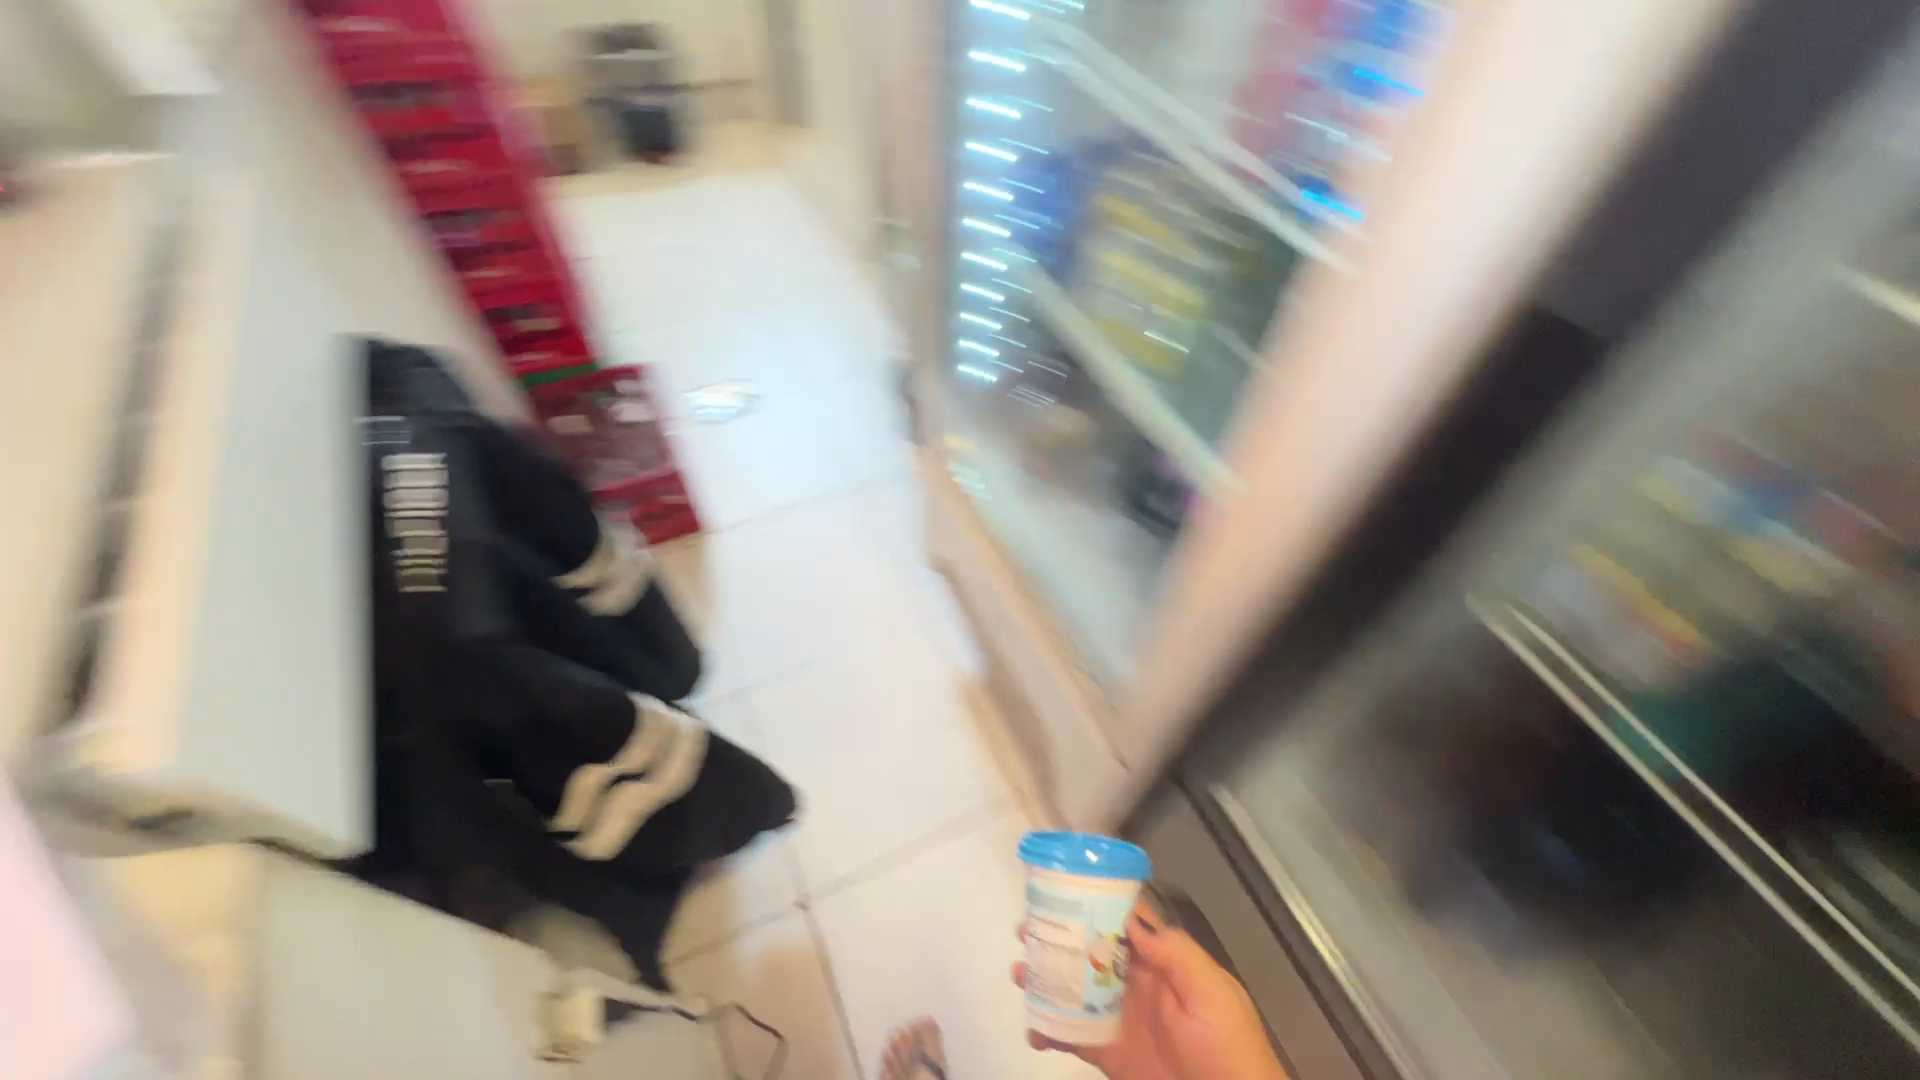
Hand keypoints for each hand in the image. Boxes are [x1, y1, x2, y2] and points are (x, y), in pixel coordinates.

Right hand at [1014, 903, 1287, 1079]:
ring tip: (1020, 972)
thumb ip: (1176, 953)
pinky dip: (1048, 1029)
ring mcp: (1119, 1017)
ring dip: (1045, 977)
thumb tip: (1131, 917)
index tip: (1060, 887)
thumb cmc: (1229, 1046)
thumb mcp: (1212, 992)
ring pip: (1074, 988)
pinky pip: (1073, 1035)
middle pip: (1090, 949)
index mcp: (1161, 961)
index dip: (1094, 901)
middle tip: (1025, 928)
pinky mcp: (1109, 1052)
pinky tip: (1033, 1028)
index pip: (1124, 921)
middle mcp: (1135, 982)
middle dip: (1057, 935)